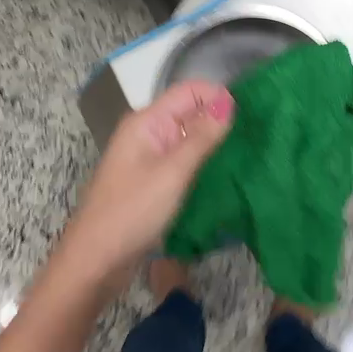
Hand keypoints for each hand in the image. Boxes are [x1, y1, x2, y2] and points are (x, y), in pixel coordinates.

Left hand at [56, 81, 233, 286]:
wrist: (96, 260)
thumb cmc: (132, 211)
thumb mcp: (172, 172)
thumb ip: (201, 136)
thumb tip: (228, 101)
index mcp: (147, 122)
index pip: (188, 91)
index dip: (218, 96)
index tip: (251, 114)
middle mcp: (146, 133)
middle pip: (188, 113)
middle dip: (219, 119)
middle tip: (256, 136)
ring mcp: (148, 158)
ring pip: (187, 139)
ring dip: (213, 144)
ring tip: (247, 154)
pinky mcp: (151, 181)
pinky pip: (181, 162)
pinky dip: (201, 164)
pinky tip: (224, 176)